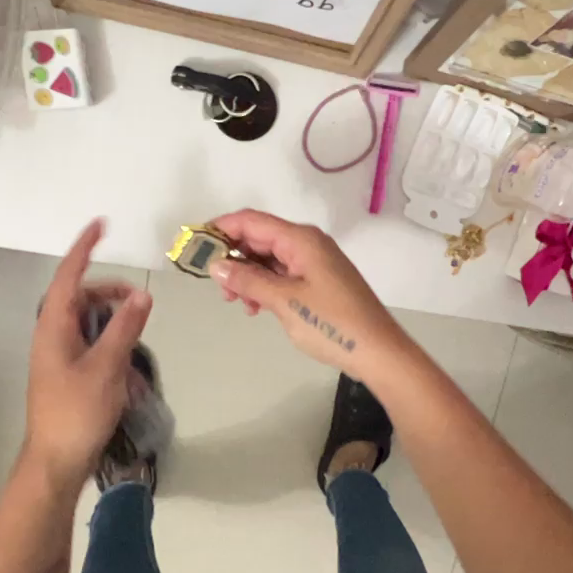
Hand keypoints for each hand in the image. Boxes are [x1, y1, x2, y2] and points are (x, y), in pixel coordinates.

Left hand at [23, 219, 152, 485]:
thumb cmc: (76, 412)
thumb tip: (142, 295)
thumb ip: (125, 328)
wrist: (56, 460)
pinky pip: (91, 344)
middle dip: (109, 292)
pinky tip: (128, 365)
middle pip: (80, 298)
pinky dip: (111, 344)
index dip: (84, 249)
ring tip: (138, 337)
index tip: (101, 226)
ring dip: (114, 322)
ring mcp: (59, 355)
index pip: (68, 277)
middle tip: (139, 301)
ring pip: (87, 322)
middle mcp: (53, 335)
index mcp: (54, 327)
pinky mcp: (68, 373)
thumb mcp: (106, 368)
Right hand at [207, 210, 416, 383]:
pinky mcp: (319, 282)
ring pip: (269, 259)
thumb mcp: (284, 302)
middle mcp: (308, 244)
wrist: (378, 351)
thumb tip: (216, 264)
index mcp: (301, 239)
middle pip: (259, 238)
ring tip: (237, 301)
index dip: (220, 229)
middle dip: (233, 257)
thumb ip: (248, 280)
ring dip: (248, 276)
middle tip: (218, 287)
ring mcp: (315, 263)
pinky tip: (257, 307)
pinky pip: (283, 275)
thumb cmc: (331, 324)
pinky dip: (265, 286)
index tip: (195, 245)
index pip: (251, 221)